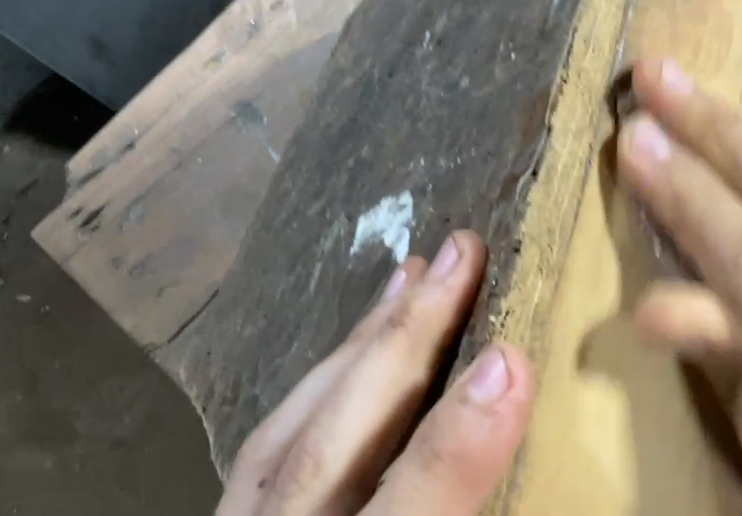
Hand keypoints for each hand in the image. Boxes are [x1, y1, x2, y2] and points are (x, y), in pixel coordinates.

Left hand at [219, 232, 533, 515]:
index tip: (509, 361)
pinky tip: (353, 352)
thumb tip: (497, 386)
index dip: (454, 445)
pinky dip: (317, 385)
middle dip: (401, 343)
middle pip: (329, 451)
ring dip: (358, 345)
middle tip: (463, 251)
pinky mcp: (232, 515)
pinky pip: (266, 445)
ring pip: (286, 433)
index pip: (403, 515)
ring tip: (414, 274)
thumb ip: (447, 491)